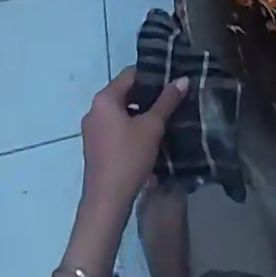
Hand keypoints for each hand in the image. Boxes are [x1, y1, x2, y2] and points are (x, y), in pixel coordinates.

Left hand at [80, 67, 188, 210]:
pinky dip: (130, 126)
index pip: (130, 74)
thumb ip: (167, 100)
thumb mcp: (152, 127)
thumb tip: (183, 79)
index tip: (171, 79)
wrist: (106, 202)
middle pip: (124, 92)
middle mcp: (94, 109)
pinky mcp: (95, 146)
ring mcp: (92, 129)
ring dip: (140, 112)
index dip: (152, 74)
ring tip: (164, 116)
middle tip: (171, 97)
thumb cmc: (128, 158)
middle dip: (147, 94)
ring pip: (120, 111)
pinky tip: (149, 136)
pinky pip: (114, 126)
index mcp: (105, 99)